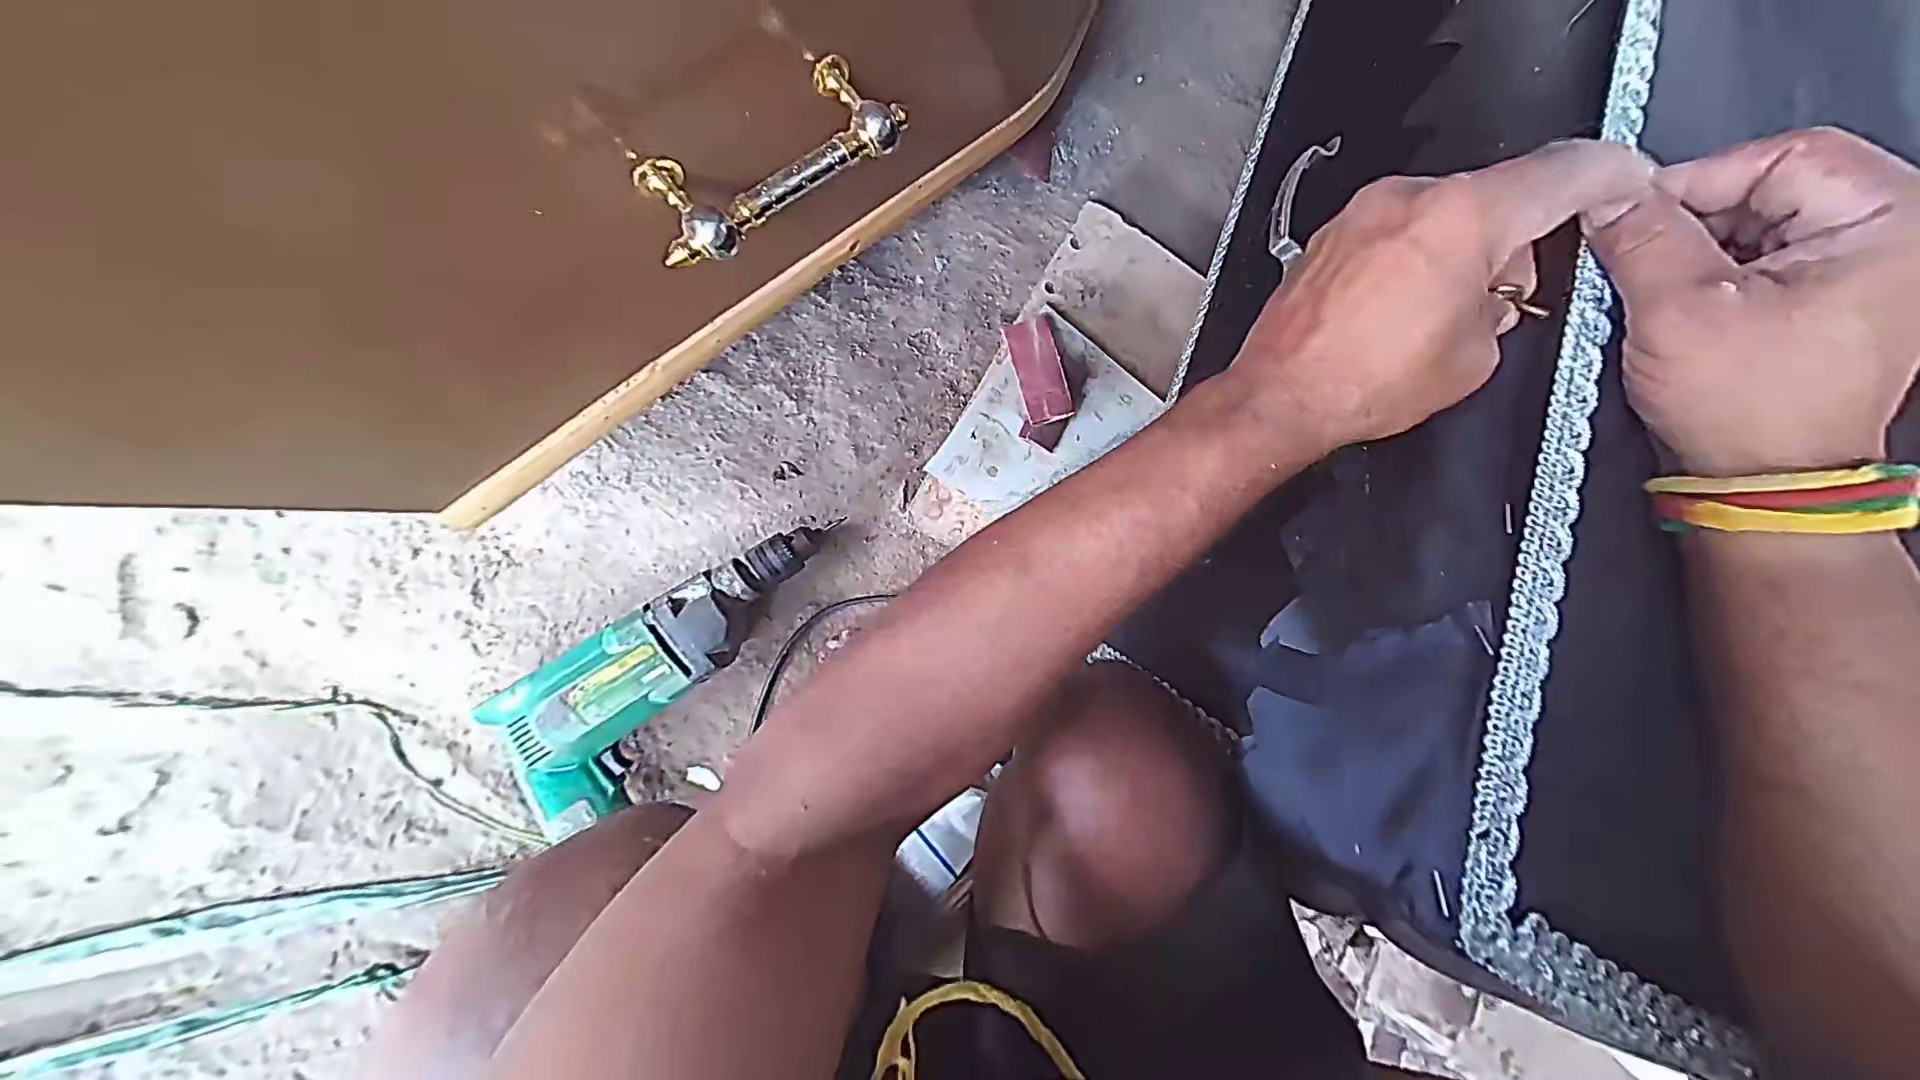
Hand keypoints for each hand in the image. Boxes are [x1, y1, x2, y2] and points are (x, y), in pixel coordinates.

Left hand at [1230, 140, 1654, 448]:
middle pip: (1494, 194)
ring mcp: (1355, 219)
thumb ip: (1505, 306)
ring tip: (1431, 314)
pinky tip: (1393, 309)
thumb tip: (1497, 296)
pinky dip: (1406, 259)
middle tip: (1501, 294)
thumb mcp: (1473, 356)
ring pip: (1436, 214)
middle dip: (1510, 239)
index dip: (1613, 179)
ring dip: (1453, 250)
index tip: (1623, 190)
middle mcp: (1403, 202)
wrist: (1277, 399)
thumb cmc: (1356, 383)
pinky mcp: (1324, 242)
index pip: (1570, 169)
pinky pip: (1387, 235)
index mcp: (1462, 215)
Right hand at [1582, 127, 1919, 474]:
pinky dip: (1698, 281)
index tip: (1621, 218)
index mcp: (1888, 216)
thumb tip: (1610, 197)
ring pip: (1749, 229)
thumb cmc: (1749, 404)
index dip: (1686, 184)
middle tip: (1626, 264)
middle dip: (1680, 228)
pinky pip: (1749, 264)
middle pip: (1762, 190)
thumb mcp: (1677, 309)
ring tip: (1650, 300)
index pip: (1775, 155)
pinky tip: (1671, 312)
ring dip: (1683, 258)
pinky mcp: (1820, 298)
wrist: (1763, 474)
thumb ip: (1642, 241)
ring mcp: (1858, 267)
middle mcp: (1889, 232)